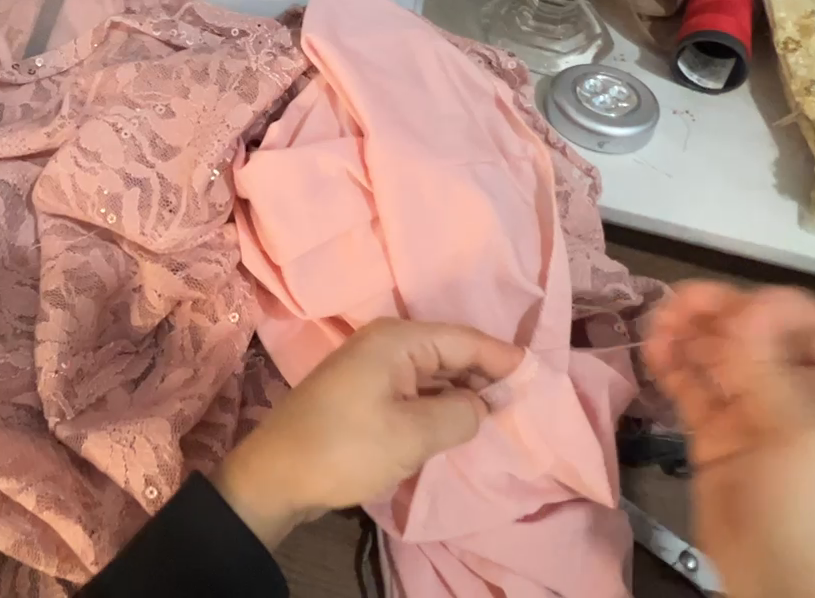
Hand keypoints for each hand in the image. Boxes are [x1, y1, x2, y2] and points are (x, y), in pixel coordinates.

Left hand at [212, 318, 523, 546]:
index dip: (502, 357)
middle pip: (449, 350)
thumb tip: (481, 404)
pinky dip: (440, 399)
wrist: (276, 474)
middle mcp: (387, 342)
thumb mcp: (411, 435)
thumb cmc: (346, 446)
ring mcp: (374, 366)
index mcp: (398, 339)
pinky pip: (416, 386)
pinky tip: (460, 420)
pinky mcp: (366, 390)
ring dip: (463, 388)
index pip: (464, 339)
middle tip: (527, 399)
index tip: (538, 375)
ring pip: (433, 369)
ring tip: (503, 411)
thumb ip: (457, 414)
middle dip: (485, 372)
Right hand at [646, 284, 814, 597]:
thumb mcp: (806, 436)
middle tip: (676, 304)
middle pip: (755, 334)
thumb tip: (746, 304)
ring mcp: (751, 416)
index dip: (772, 306)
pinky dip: (670, 365)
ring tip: (657, 326)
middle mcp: (795, 395)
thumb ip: (770, 367)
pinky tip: (653, 353)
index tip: (729, 306)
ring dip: (687, 333)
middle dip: (717, 312)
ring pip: (716, 355)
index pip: (812, 326)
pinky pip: (689, 387)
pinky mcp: (712, 436)